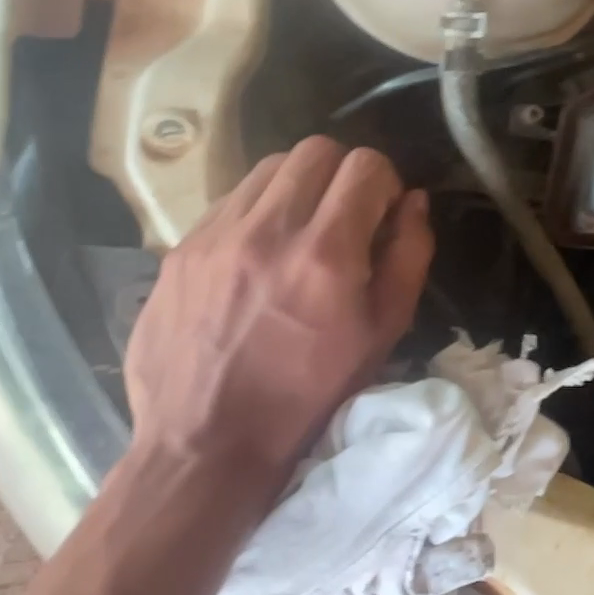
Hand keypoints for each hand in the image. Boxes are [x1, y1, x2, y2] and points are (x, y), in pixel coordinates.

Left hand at [124, 136, 434, 477]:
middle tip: (347, 214)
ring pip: (270, 167)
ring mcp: (215, 237)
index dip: (386, 182)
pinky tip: (262, 251)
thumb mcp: (386, 328)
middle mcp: (268, 231)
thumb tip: (414, 202)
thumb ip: (410, 254)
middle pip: (316, 150)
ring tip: (303, 228)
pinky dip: (260, 209)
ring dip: (300, 185)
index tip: (383, 214)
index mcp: (326, 253)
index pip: (365, 165)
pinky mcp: (179, 251)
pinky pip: (231, 200)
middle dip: (344, 173)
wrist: (206, 444)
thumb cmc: (312, 389)